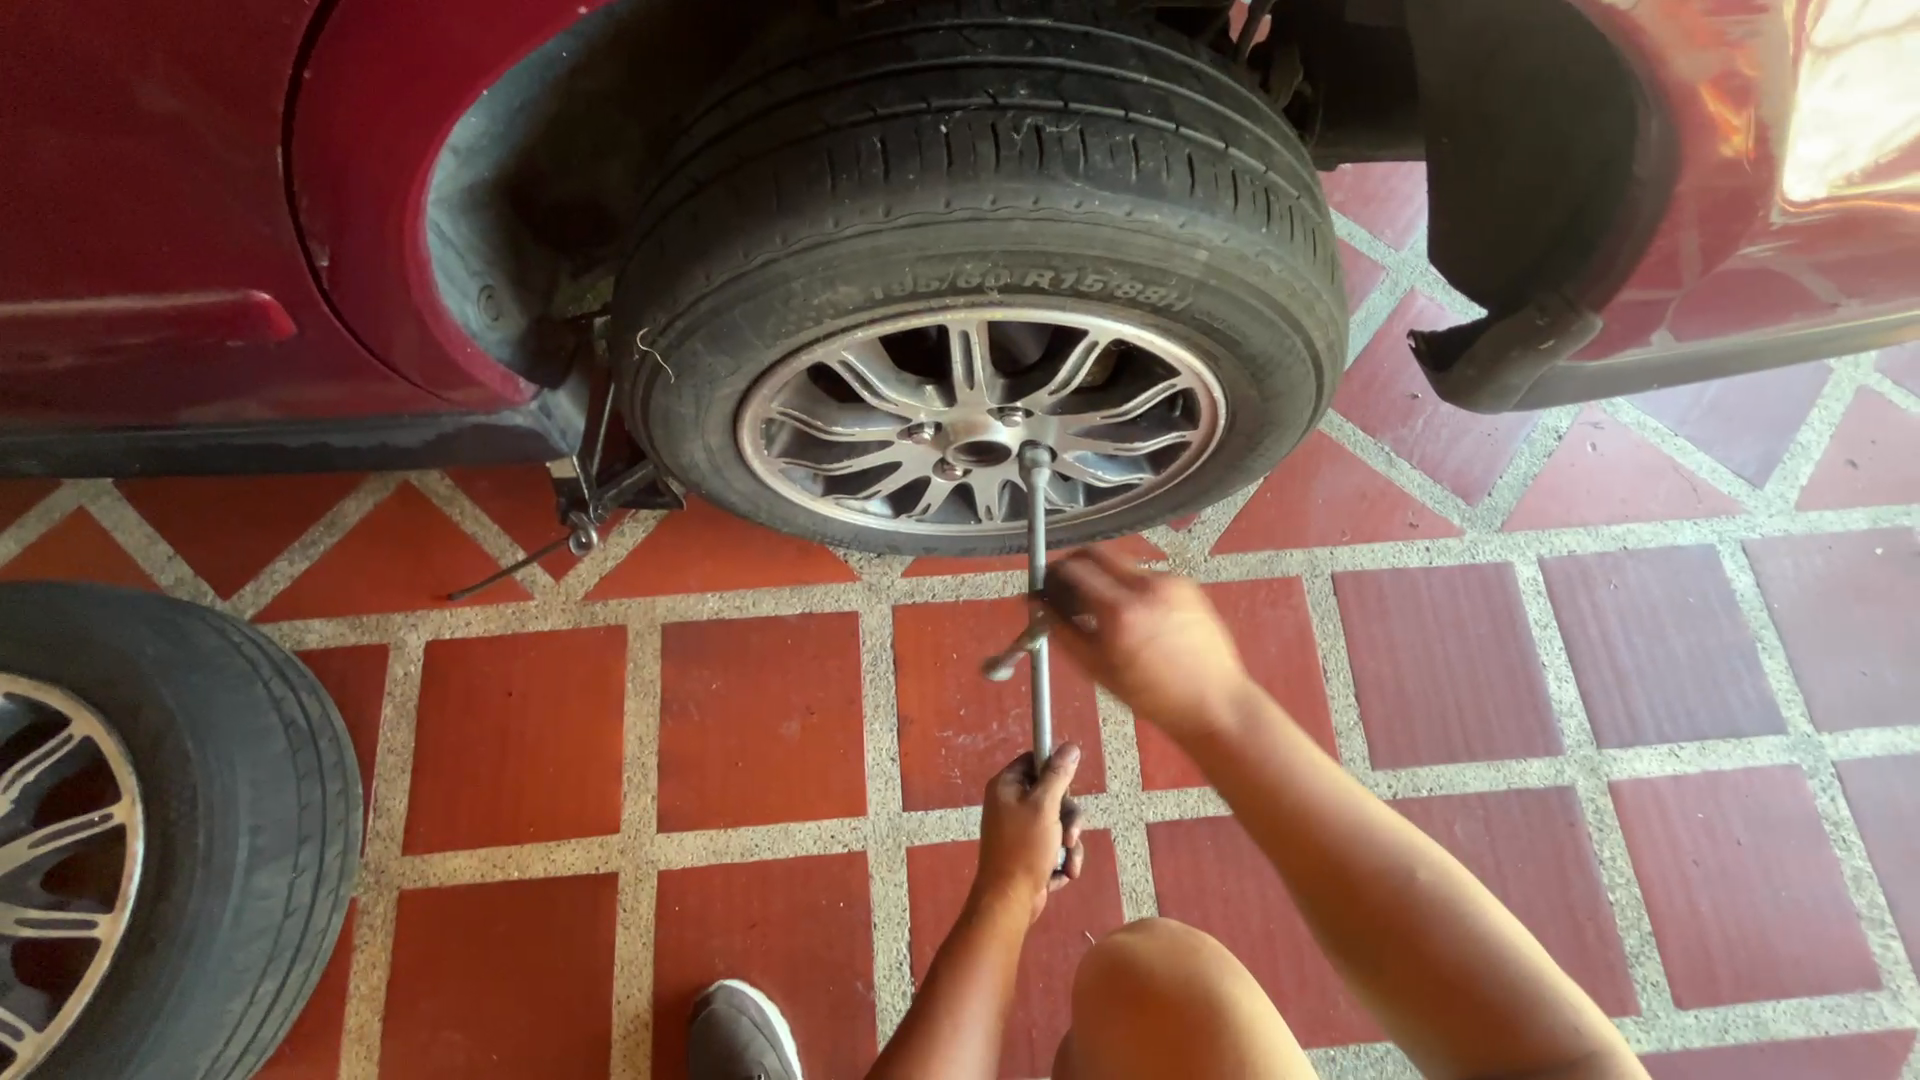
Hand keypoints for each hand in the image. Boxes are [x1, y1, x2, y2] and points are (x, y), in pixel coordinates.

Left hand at [971, 744, 1084, 925]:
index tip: (1068, 785)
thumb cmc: (1023, 848)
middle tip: (1068, 835)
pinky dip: (1063, 858)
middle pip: (1052, 794)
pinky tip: (1064, 873)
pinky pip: (1054, 844)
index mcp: (1007, 786)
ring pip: (1058, 822)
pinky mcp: (1029, 852)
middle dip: (1068, 817)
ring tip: (1067, 860)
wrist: (1009, 900)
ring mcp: (1019, 829)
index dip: (1054, 771)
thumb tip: (1071, 746)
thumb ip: (1058, 775)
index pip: (1034, 761)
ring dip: (1069, 842)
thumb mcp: (1045, 806)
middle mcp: (1010, 804)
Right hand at [1040, 549, 1252, 741]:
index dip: (1053, 572)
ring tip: (1101, 608)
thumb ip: (1062, 631)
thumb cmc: (1150, 695)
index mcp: (1119, 610)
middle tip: (1066, 586)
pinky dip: (1130, 587)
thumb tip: (1036, 603)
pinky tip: (1133, 615)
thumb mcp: (1096, 668)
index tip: (1047, 584)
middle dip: (1075, 564)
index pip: (1073, 567)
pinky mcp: (1186, 585)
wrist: (1214, 701)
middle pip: (1096, 552)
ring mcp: (1169, 581)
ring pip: (1122, 564)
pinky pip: (1146, 576)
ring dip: (1103, 577)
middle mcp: (1145, 586)